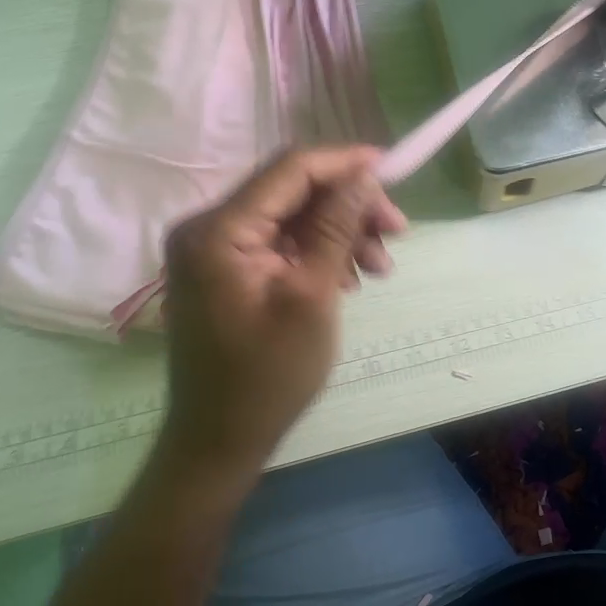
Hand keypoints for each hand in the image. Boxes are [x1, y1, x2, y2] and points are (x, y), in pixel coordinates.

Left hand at [159, 146, 405, 464]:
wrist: (219, 442)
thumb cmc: (268, 376)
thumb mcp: (313, 296)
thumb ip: (336, 226)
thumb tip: (363, 174)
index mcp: (218, 230)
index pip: (291, 169)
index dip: (345, 163)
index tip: (393, 170)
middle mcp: (208, 227)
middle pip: (293, 190)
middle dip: (349, 205)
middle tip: (397, 231)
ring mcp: (213, 248)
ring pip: (293, 215)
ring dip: (340, 230)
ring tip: (381, 266)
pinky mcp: (225, 268)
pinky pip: (280, 240)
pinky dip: (318, 250)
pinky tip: (351, 277)